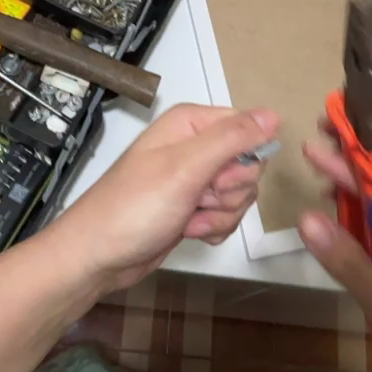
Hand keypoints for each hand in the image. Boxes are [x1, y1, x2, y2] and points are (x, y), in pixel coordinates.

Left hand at [41, 103, 278, 293]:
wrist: (98, 256)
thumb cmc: (135, 206)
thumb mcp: (185, 168)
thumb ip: (231, 139)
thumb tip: (273, 114)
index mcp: (190, 123)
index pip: (246, 128)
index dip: (242, 158)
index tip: (219, 177)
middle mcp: (194, 145)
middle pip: (246, 164)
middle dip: (230, 191)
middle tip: (199, 198)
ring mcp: (193, 178)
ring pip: (240, 194)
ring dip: (220, 214)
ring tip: (188, 218)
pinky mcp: (193, 207)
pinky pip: (226, 214)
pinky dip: (213, 228)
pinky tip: (189, 231)